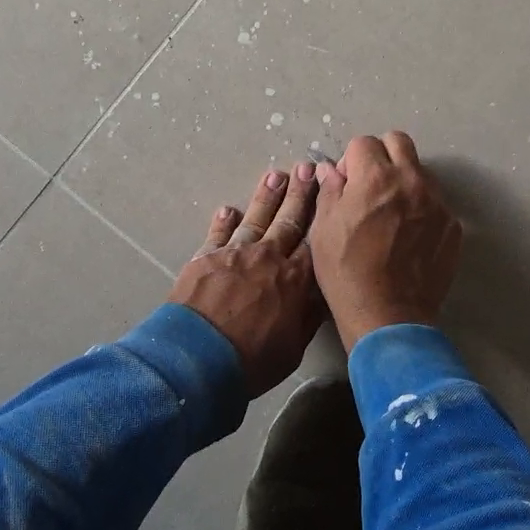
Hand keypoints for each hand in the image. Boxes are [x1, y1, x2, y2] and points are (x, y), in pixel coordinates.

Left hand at [169, 162, 325, 396]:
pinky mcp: (205, 258)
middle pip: (289, 221)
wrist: (197, 358)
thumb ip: (308, 316)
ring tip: (275, 176)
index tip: (332, 195)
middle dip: (300, 194)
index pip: (316, 242)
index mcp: (296, 280)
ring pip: (256, 219)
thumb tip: (323, 295)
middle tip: (307, 168)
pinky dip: (224, 222)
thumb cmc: (252, 361)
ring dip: (266, 197)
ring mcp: (235, 254)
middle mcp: (269, 258)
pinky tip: (228, 209)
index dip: (325, 217)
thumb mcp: (293, 347)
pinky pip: (218, 234)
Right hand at [309, 132, 462, 351]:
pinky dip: (421, 210)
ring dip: (404, 181)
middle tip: (370, 186)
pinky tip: (408, 238)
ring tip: (391, 215)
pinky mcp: (453, 227)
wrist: (389, 316)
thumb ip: (330, 191)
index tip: (346, 185)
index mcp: (376, 177)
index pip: (364, 142)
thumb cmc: (346, 273)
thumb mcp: (323, 230)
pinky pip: (436, 203)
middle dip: (382, 156)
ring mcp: (438, 203)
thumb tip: (332, 171)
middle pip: (399, 143)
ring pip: (421, 172)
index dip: (350, 162)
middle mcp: (412, 181)